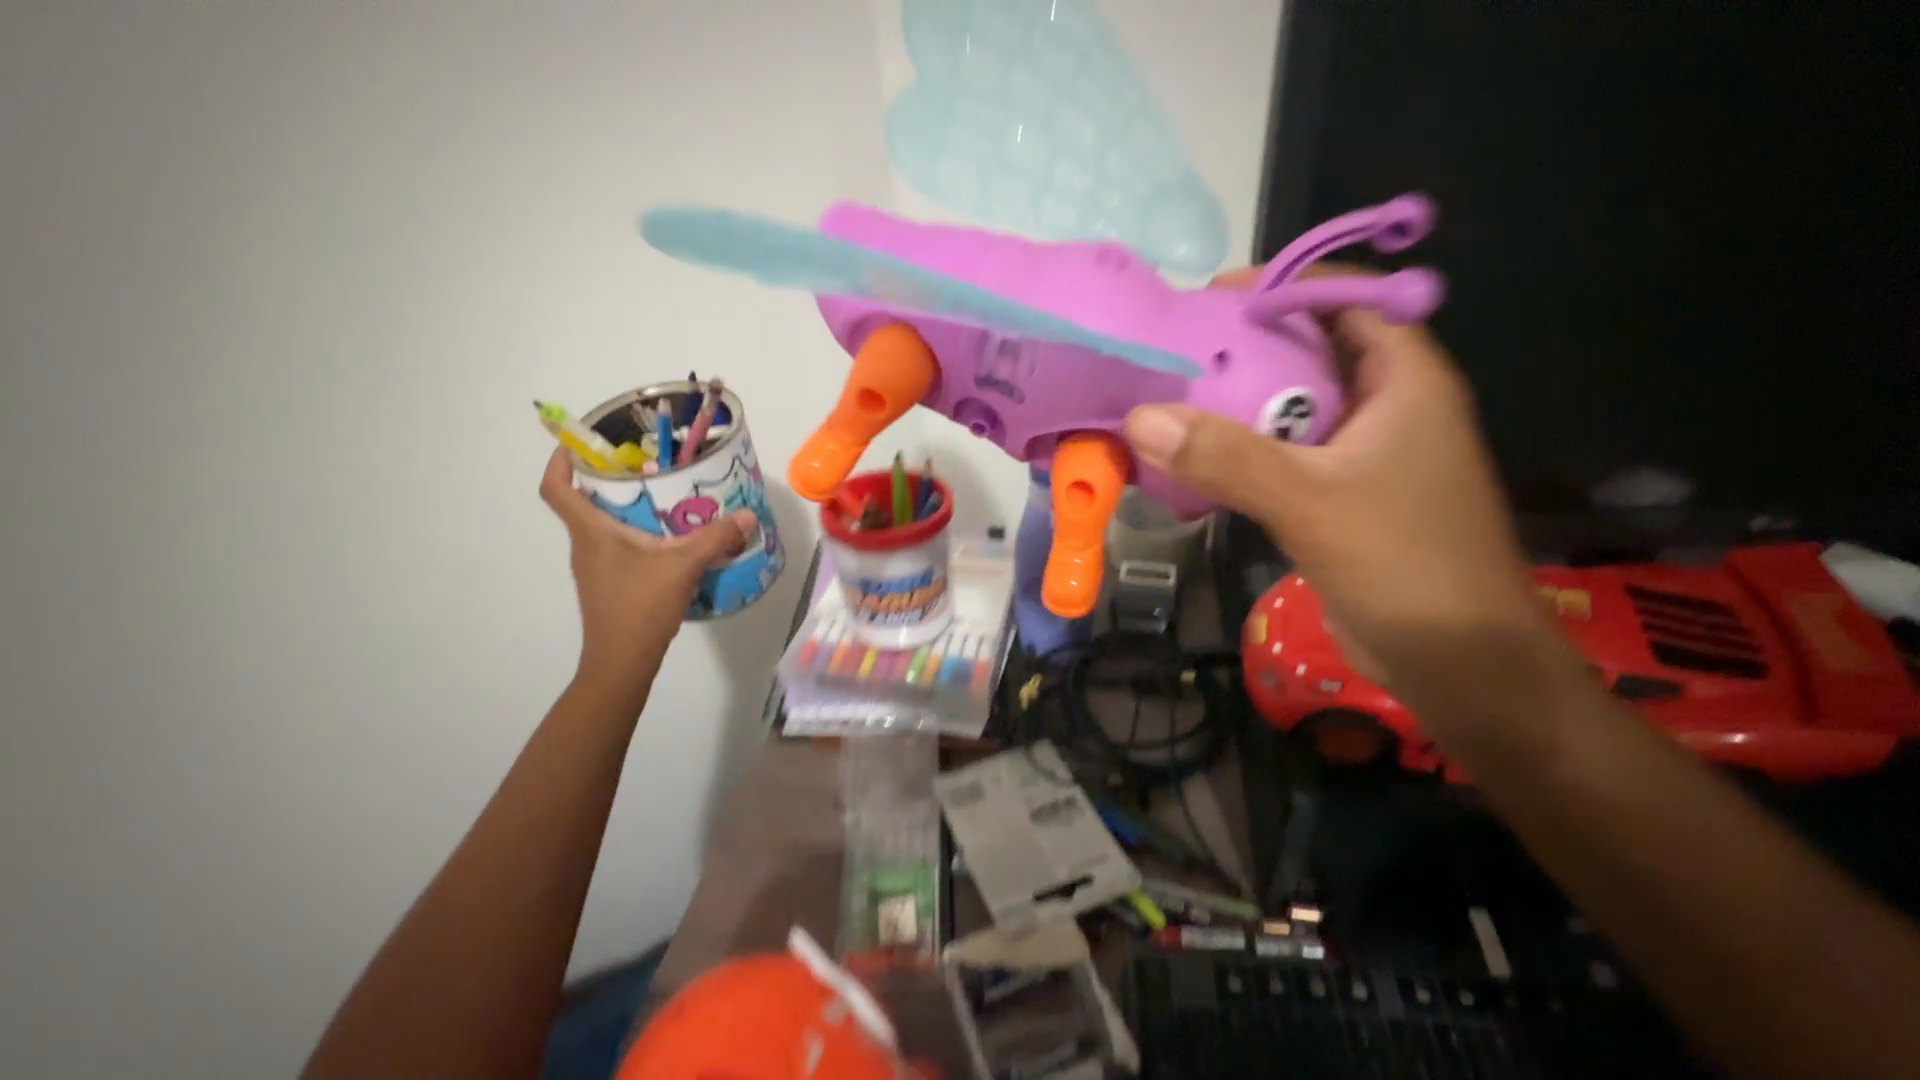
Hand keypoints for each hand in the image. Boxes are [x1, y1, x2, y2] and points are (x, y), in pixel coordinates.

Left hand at [538, 449, 755, 693]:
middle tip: (644, 465)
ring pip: (602, 526)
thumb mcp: (683, 567)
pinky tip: (668, 541)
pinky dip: (636, 536)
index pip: (556, 489)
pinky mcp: (607, 585)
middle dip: (609, 481)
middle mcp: (585, 546)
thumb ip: (714, 538)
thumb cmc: (639, 608)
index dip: (560, 461)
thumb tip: (746, 516)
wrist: (621, 663)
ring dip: (626, 510)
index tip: (580, 444)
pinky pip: (616, 547)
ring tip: (664, 499)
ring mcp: (594, 568)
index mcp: (590, 532)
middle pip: (583, 503)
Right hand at [1123, 269, 1552, 714]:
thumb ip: (1225, 456)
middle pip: (1315, 348)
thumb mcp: (1309, 500)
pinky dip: (1249, 452)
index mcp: (1406, 379)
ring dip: (1242, 403)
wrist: (1460, 663)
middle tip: (1176, 351)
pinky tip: (1198, 462)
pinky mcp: (1349, 497)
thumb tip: (1139, 416)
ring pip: (1299, 406)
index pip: (1347, 297)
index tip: (1211, 298)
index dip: (1283, 285)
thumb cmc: (1404, 563)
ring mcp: (1370, 454)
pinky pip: (1292, 455)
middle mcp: (1391, 405)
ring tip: (1173, 398)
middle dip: (1248, 345)